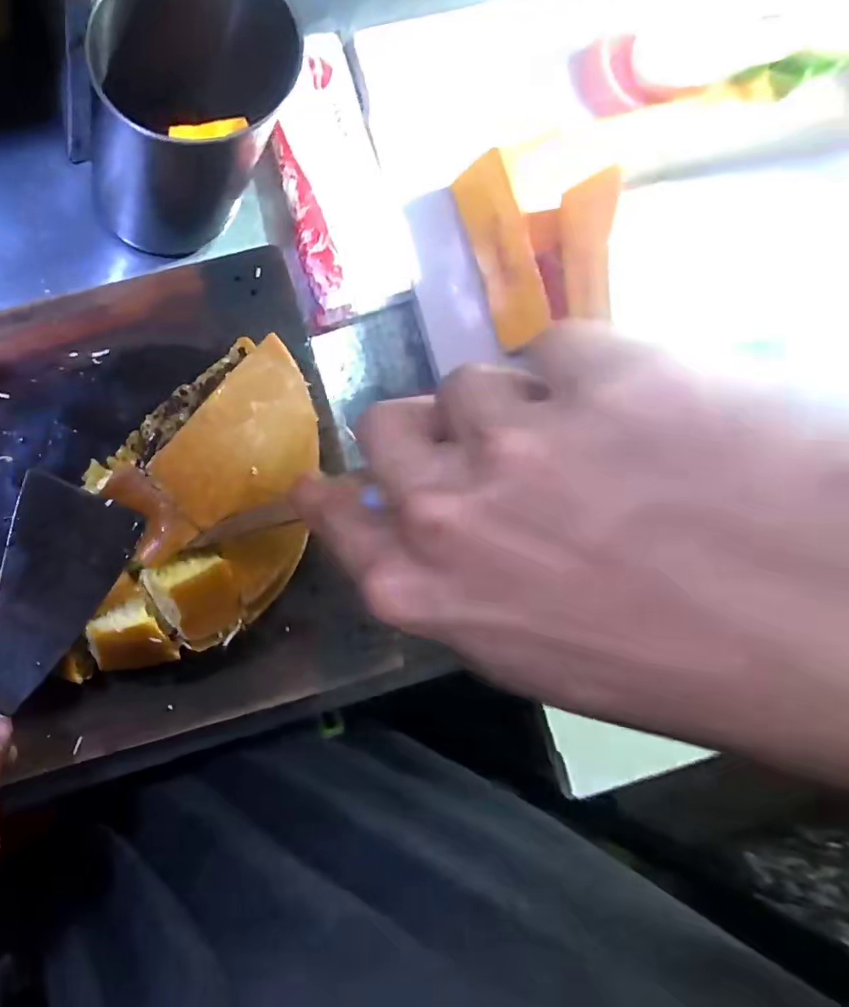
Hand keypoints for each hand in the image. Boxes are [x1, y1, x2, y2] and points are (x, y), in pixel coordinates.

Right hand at [293, 322, 848, 783]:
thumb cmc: (678, 663)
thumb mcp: (510, 649)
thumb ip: (428, 583)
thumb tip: (391, 520)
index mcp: (413, 587)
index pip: (330, 511)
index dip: (329, 487)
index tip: (330, 477)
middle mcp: (440, 509)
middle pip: (383, 424)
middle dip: (425, 430)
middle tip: (483, 444)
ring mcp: (515, 443)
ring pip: (468, 381)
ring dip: (514, 402)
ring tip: (589, 430)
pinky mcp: (608, 382)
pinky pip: (553, 344)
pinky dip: (586, 368)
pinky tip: (642, 402)